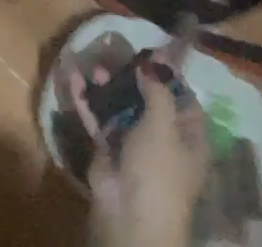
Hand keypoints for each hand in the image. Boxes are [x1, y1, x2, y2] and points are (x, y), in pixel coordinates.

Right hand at [77, 64, 209, 246]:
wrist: (130, 207)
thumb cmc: (159, 166)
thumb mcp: (163, 126)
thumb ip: (158, 92)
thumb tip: (155, 62)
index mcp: (189, 137)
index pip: (184, 100)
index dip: (169, 77)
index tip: (150, 53)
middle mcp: (163, 138)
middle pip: (147, 100)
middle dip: (130, 78)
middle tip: (113, 55)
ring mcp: (133, 142)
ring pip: (118, 107)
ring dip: (105, 86)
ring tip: (91, 67)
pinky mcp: (107, 146)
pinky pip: (96, 117)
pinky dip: (85, 99)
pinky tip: (72, 80)